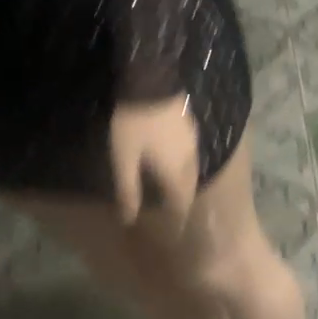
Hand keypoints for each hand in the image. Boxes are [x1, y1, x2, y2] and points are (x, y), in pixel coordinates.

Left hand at [109, 96, 200, 228]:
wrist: (153, 84)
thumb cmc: (134, 125)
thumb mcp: (124, 159)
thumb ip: (128, 190)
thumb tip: (129, 219)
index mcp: (174, 174)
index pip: (179, 205)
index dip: (176, 220)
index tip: (175, 233)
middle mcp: (189, 164)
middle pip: (188, 190)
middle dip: (181, 204)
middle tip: (172, 213)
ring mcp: (193, 146)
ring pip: (191, 174)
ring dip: (183, 186)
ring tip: (173, 191)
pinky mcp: (191, 132)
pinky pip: (190, 159)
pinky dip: (183, 169)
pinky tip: (173, 164)